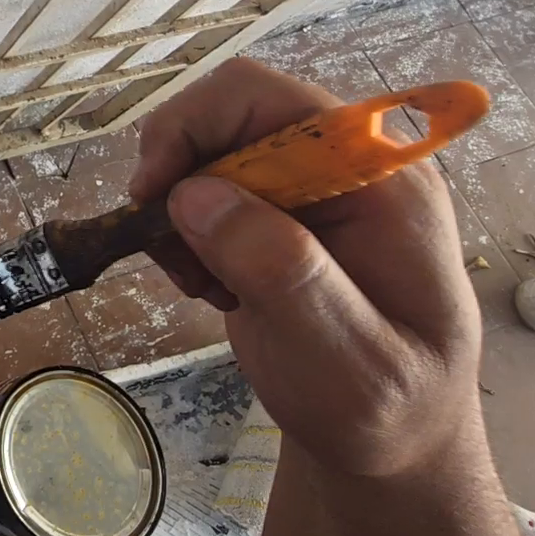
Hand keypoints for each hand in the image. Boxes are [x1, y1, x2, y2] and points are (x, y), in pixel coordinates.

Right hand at [129, 58, 484, 477]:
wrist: (383, 439)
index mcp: (377, 178)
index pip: (262, 96)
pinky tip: (205, 280)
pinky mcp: (270, 209)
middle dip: (174, 174)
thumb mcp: (344, 357)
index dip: (190, 126)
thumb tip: (193, 194)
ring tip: (196, 279)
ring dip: (173, 210)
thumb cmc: (380, 407)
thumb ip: (282, 271)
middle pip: (220, 114)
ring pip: (198, 150)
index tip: (151, 193)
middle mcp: (339, 164)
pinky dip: (178, 229)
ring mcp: (304, 185)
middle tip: (162, 243)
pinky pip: (196, 186)